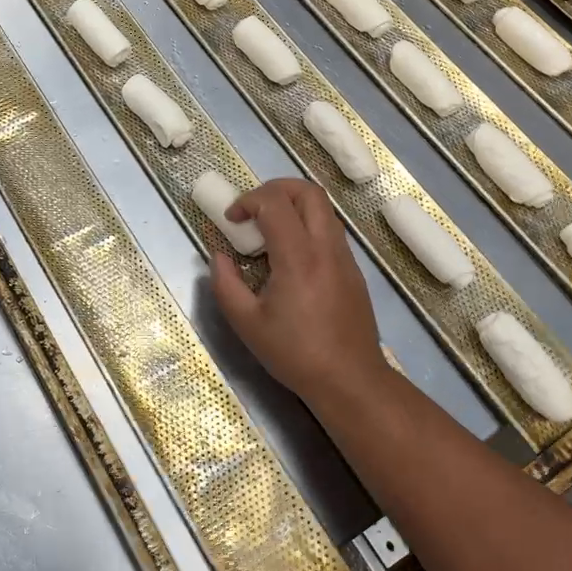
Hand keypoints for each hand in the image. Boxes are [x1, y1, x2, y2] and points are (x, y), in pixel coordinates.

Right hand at [210, 178, 387, 401]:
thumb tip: (218, 257)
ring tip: (268, 232)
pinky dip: (306, 226)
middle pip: (308, 191)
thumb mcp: (246, 323)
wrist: (350, 381)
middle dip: (275, 188)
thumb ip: (225, 284)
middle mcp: (326, 248)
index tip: (231, 220)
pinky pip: (329, 231)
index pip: (275, 202)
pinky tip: (289, 257)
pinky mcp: (353, 270)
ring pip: (323, 208)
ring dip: (292, 206)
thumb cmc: (295, 353)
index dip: (248, 201)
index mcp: (298, 257)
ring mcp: (344, 258)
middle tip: (253, 209)